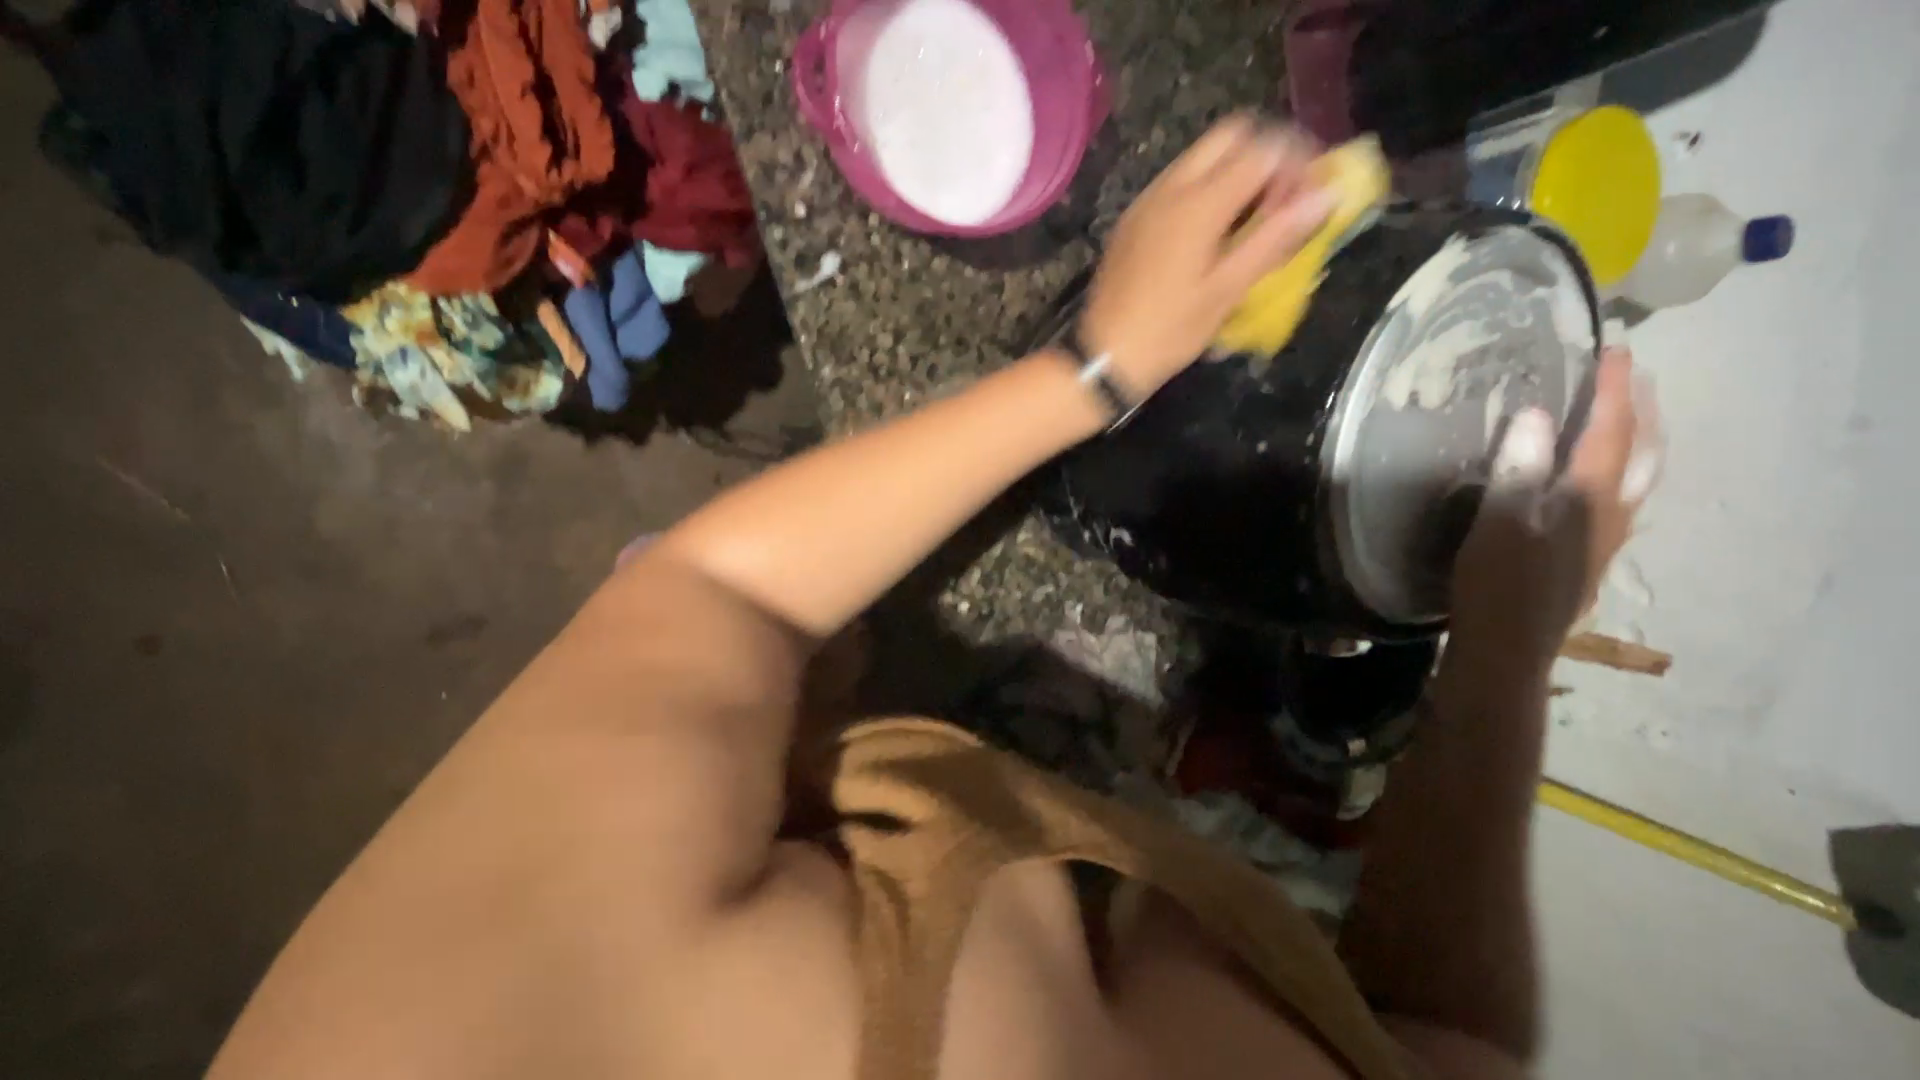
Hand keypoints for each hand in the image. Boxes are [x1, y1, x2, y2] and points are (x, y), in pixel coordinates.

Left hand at [1079, 115, 1337, 398]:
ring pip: (1201, 157)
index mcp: (1198, 203)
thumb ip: (1276, 236)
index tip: (1311, 195)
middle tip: (1283, 199)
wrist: (1104, 356)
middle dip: (1266, 156)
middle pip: (1230, 136)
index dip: (1297, 162)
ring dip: (1236, 171)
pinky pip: (1178, 182)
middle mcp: (1170, 188)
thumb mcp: (1228, 289)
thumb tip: (1327, 195)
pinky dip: (1206, 189)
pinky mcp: (1133, 219)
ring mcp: (1146, 201)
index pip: (1263, 148)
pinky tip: (1216, 231)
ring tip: (1254, 218)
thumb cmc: (1170, 330)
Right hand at [1447, 348, 1662, 669]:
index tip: (1616, 349)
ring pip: (1638, 478)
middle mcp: (1611, 513)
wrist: (1507, 651)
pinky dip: (1619, 471)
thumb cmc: (1497, 584)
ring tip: (1628, 417)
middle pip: (1641, 452)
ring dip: (1638, 440)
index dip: (1613, 389)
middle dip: (1640, 410)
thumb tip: (1534, 414)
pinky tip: (1598, 478)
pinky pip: (1620, 498)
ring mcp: (1606, 539)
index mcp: (1589, 497)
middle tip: (1633, 377)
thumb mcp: (1497, 523)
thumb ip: (1518, 468)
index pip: (1610, 431)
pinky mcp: (1590, 557)